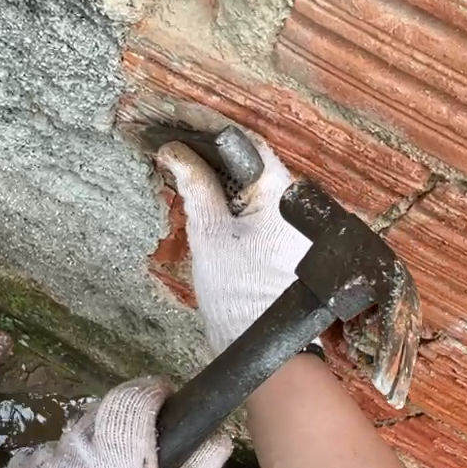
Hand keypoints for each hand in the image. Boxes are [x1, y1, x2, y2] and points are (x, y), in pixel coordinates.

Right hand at [157, 131, 309, 351]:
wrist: (263, 348)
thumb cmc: (238, 296)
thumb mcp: (210, 235)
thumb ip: (195, 187)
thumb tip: (175, 152)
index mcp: (283, 194)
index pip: (245, 143)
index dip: (208, 128)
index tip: (177, 119)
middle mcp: (296, 202)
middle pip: (249, 160)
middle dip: (208, 146)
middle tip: (170, 138)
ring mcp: (294, 223)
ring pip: (250, 181)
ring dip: (215, 170)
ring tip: (177, 159)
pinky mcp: (285, 240)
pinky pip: (254, 203)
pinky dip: (226, 194)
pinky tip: (199, 190)